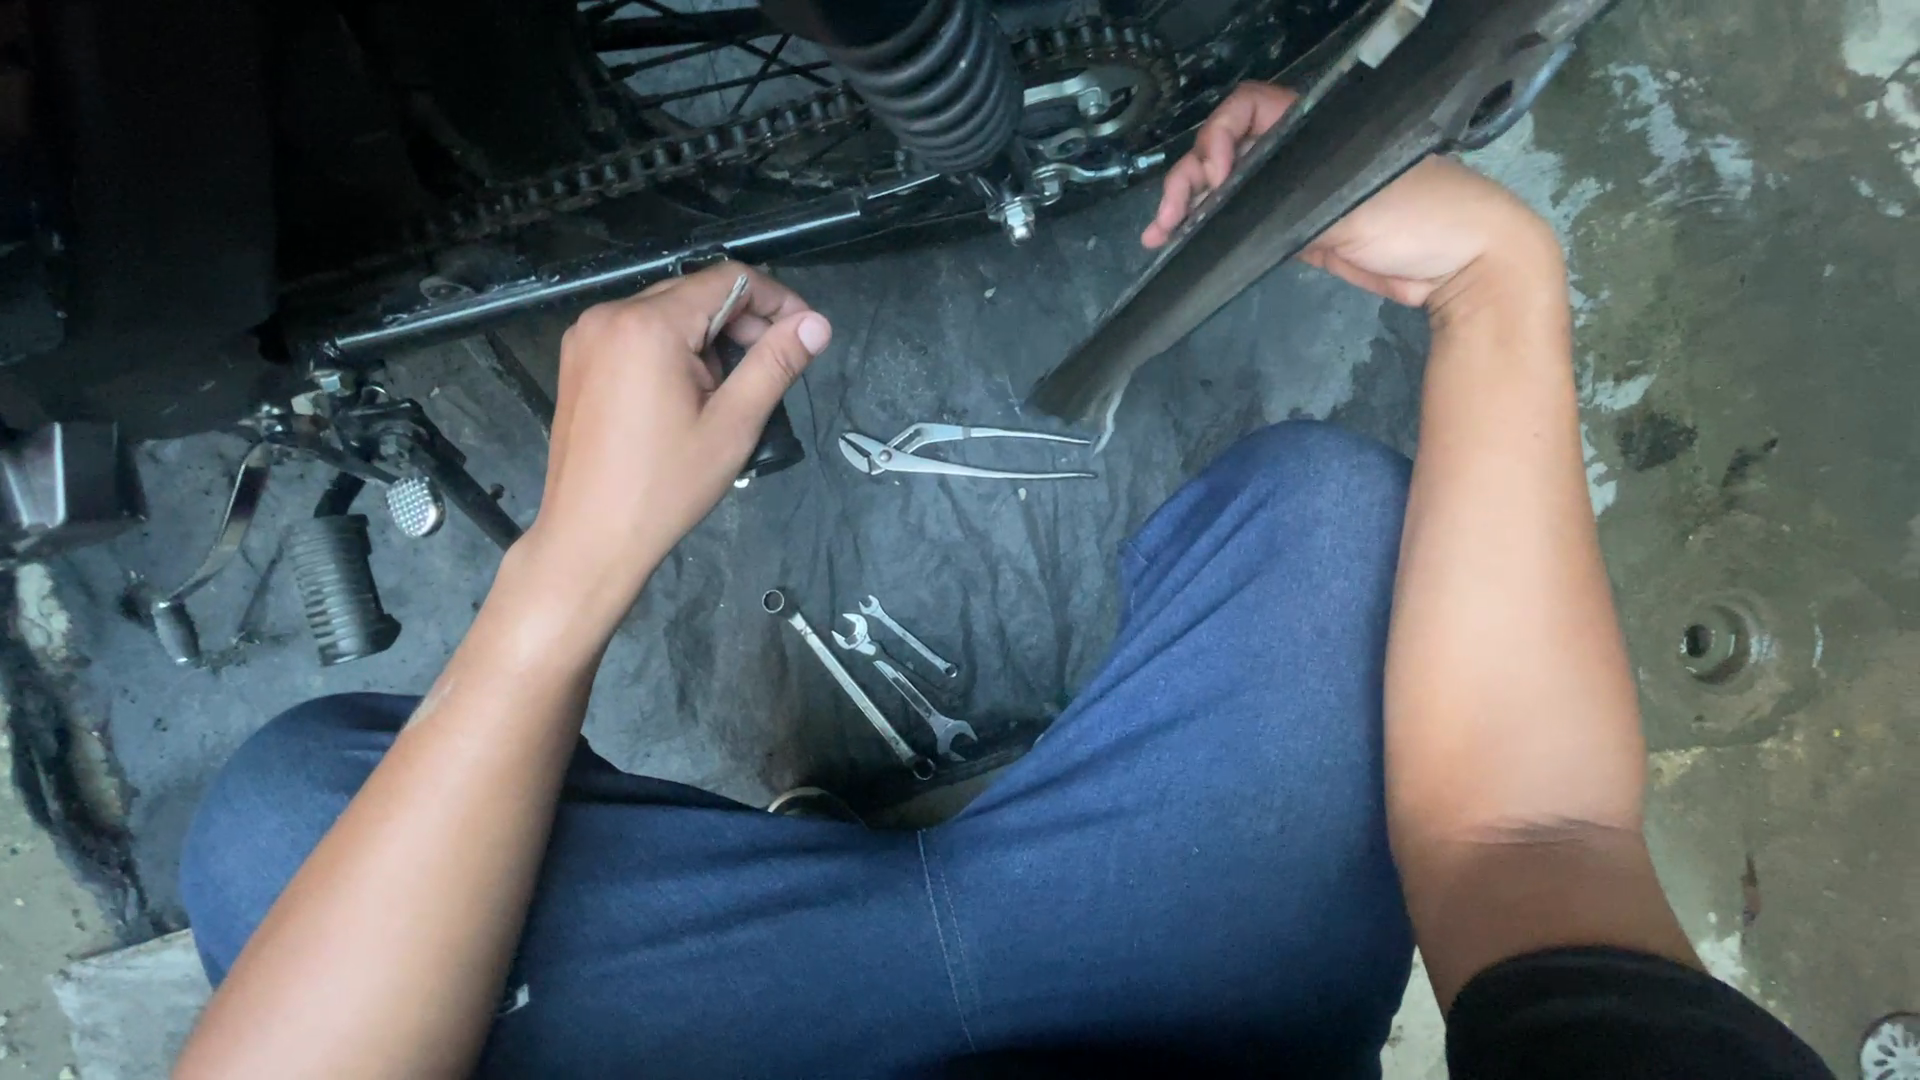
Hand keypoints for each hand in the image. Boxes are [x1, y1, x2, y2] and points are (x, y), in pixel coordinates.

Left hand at [521, 262, 829, 608]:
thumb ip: (776, 364)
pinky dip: (675, 350)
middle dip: (744, 322)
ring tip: (726, 394)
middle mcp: (610, 315)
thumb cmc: (667, 485)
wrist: (591, 536)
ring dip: (710, 339)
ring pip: (668, 313)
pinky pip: (639, 334)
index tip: (805, 335)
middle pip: (696, 293)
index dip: (776, 300)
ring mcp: (587, 337)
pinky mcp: (579, 360)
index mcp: (649, 325)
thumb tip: (818, 323)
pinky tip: (688, 396)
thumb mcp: (734, 424)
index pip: (728, 279)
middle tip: (774, 369)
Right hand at [1141, 82, 1561, 312]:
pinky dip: (1211, 232)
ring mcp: (1292, 194)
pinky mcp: (1292, 231)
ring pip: (1227, 190)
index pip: (1248, 111)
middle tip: (1165, 218)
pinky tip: (1183, 243)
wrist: (1456, 267)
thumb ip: (1290, 204)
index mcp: (1315, 127)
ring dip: (1188, 207)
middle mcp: (1297, 154)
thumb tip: (1232, 212)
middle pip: (1226, 151)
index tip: (1212, 176)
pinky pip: (1241, 224)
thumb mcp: (1353, 200)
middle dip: (1188, 178)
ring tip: (1158, 234)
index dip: (1219, 136)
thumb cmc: (1423, 216)